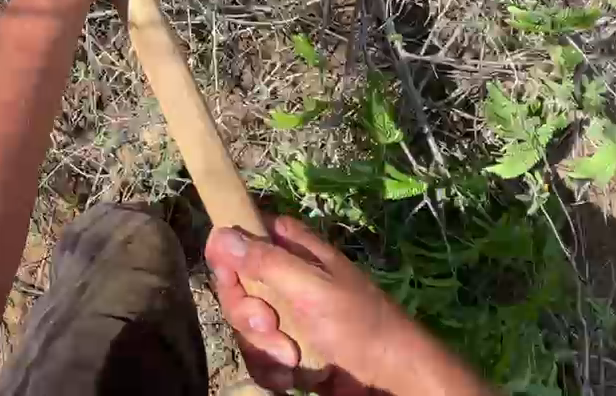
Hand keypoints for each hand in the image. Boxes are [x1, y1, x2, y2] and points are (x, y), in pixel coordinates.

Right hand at [205, 216, 493, 395]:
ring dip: (263, 349)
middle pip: (233, 285)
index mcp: (287, 244)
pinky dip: (271, 369)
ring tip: (293, 361)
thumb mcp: (312, 289)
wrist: (396, 381)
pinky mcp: (287, 345)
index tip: (238, 286)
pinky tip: (293, 378)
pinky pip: (257, 353)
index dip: (227, 262)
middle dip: (249, 317)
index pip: (235, 236)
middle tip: (273, 331)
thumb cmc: (359, 325)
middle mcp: (281, 272)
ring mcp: (283, 311)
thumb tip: (220, 234)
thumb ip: (266, 262)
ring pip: (243, 323)